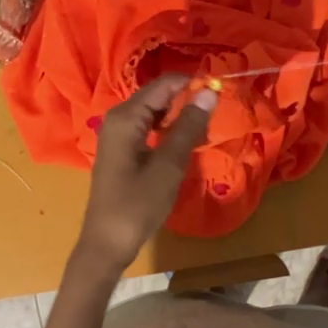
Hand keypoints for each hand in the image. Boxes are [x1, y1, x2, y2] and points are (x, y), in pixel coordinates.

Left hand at [74, 74, 215, 270]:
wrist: (107, 243)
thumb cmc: (137, 205)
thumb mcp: (167, 166)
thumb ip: (188, 128)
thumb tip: (208, 93)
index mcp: (125, 117)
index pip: (163, 85)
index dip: (192, 84)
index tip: (220, 92)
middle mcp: (117, 119)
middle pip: (157, 97)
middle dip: (186, 101)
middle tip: (215, 115)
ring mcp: (116, 137)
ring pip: (153, 115)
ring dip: (178, 119)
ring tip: (204, 131)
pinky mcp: (120, 153)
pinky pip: (147, 131)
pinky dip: (166, 134)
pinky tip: (184, 146)